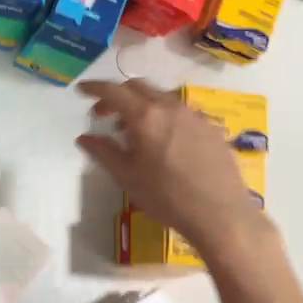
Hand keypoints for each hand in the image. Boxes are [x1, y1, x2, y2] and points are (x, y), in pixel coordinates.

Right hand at [77, 79, 270, 260]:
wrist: (220, 214)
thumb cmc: (166, 197)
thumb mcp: (126, 177)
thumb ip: (103, 152)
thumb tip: (84, 138)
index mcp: (145, 116)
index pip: (114, 91)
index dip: (95, 88)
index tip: (82, 90)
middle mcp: (171, 107)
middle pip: (138, 87)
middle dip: (117, 96)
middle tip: (104, 115)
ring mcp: (194, 116)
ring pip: (162, 98)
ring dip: (142, 106)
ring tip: (134, 132)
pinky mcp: (211, 128)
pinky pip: (181, 113)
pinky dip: (164, 117)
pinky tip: (164, 142)